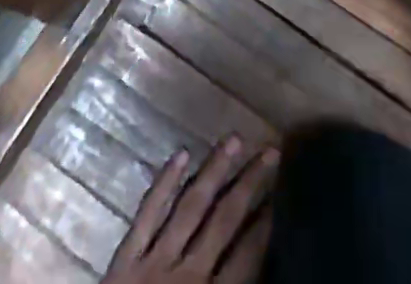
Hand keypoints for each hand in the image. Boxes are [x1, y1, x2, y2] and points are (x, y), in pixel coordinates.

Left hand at [103, 135, 275, 283]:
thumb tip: (261, 275)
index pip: (249, 255)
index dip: (267, 223)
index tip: (283, 192)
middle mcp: (190, 274)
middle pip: (226, 221)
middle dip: (250, 185)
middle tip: (270, 152)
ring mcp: (157, 260)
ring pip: (191, 206)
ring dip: (215, 171)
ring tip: (234, 140)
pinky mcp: (127, 255)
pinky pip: (148, 212)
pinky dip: (164, 182)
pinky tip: (181, 154)